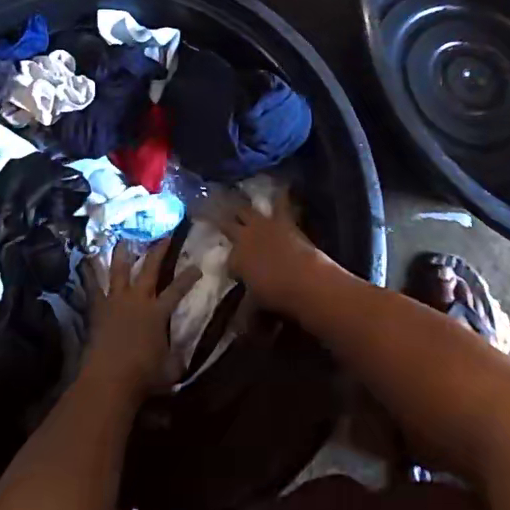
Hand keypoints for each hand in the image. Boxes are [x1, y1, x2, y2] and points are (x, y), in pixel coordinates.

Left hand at [83, 240, 199, 401]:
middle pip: (149, 269)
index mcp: (158, 313)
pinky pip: (92, 285)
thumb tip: (184, 357)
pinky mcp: (97, 307)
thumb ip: (177, 358)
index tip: (197, 266)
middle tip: (164, 236)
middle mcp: (138, 299)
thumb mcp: (170, 369)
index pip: (177, 290)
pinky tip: (86, 259)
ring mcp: (115, 300)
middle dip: (159, 251)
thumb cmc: (144, 375)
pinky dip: (90, 271)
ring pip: (120, 269)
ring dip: (123, 252)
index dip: (189, 277)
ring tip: (125, 238)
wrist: (110, 376)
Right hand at [206, 188, 333, 308]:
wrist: (305, 281)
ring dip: (238, 203)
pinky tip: (284, 182)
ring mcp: (263, 226)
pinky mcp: (283, 221)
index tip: (232, 267)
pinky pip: (282, 203)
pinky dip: (282, 194)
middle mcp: (244, 238)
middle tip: (205, 205)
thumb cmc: (278, 296)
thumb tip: (242, 327)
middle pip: (226, 224)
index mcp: (235, 258)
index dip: (230, 262)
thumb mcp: (257, 304)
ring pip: (245, 210)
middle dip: (216, 216)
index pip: (228, 259)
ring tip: (228, 191)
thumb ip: (247, 310)